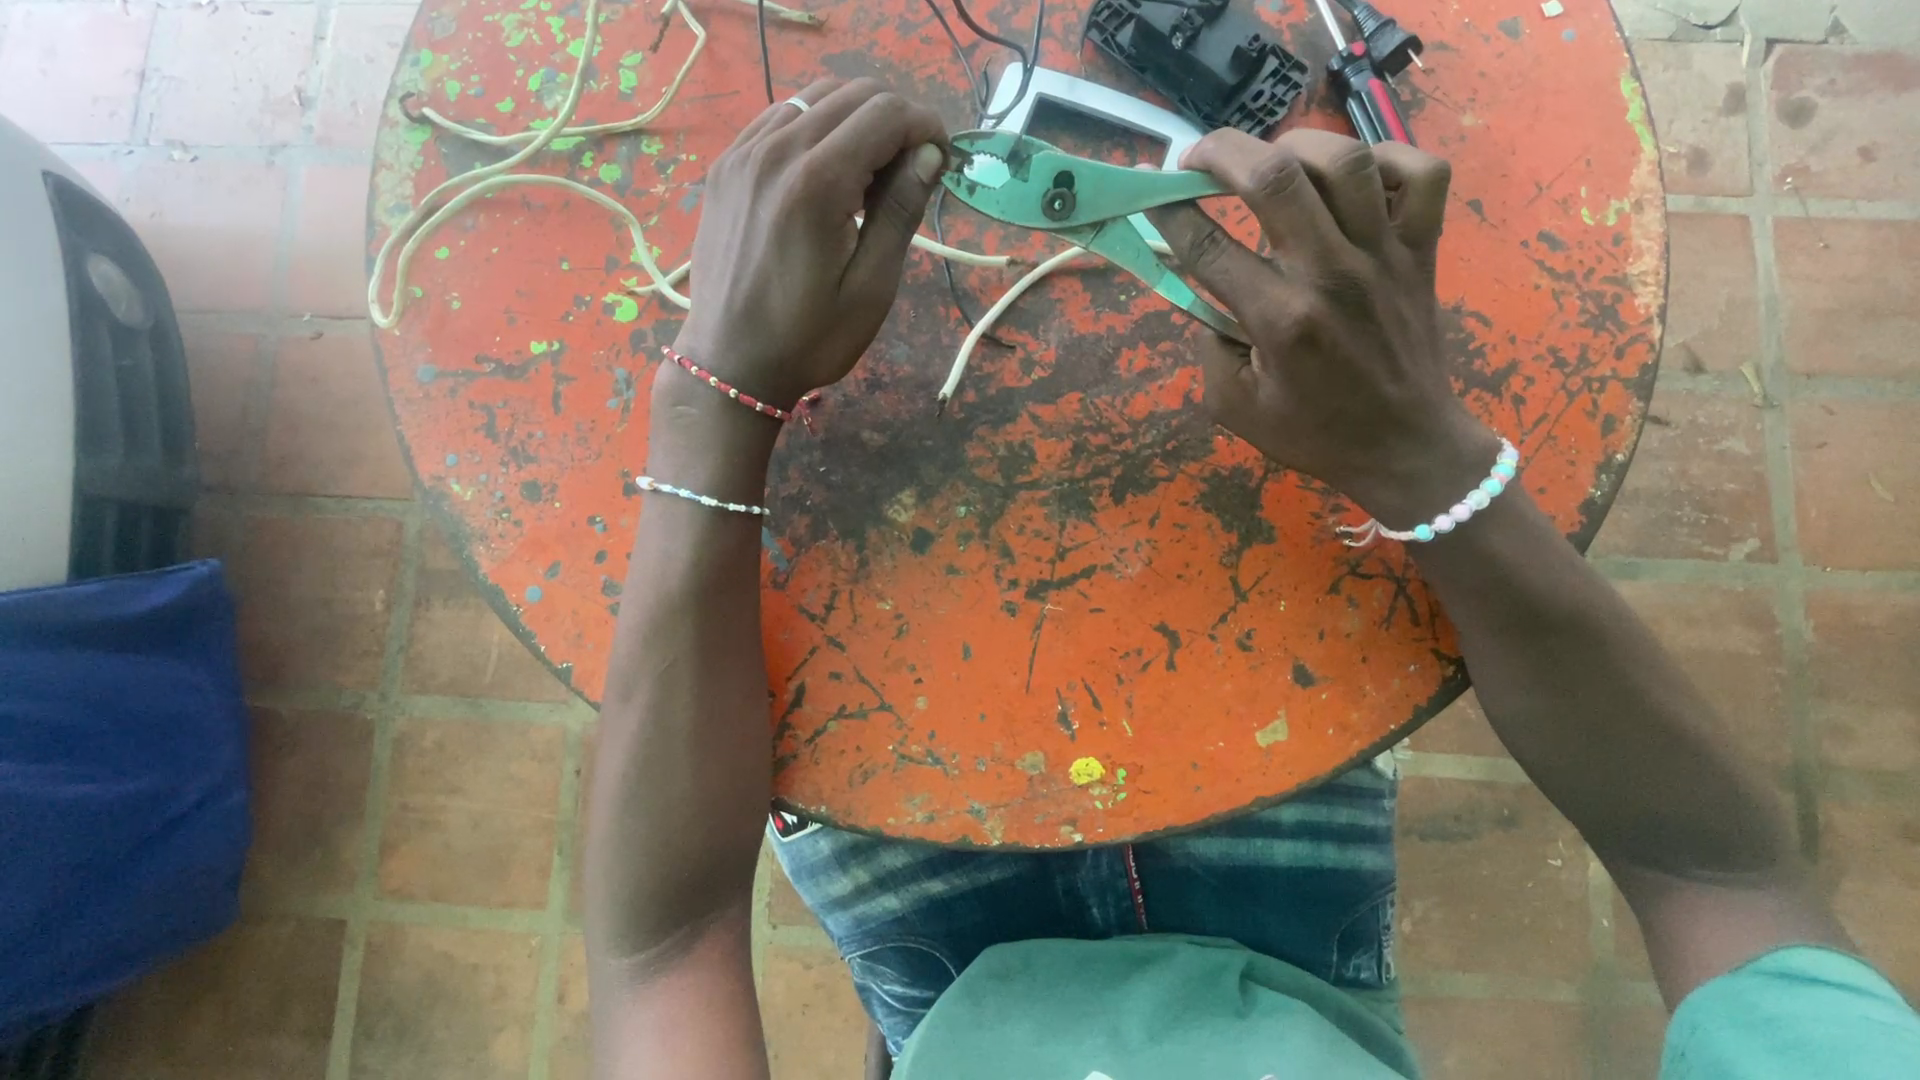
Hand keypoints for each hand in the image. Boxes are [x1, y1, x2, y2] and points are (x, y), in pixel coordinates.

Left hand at [672, 78, 948, 408]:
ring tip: (869, 174)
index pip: (887, 113)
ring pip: (815, 96)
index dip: (927, 127)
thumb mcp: (871, 288)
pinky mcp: (727, 165)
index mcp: (817, 182)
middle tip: (910, 171)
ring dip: (856, 119)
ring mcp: (744, 152)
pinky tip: (826, 172)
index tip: (942, 161)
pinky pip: (781, 117)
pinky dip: (815, 127)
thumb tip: (929, 154)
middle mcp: (776, 150)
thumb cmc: (809, 338)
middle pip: (853, 93)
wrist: (731, 363)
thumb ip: (900, 212)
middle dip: (896, 120)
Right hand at [1146, 129, 1500, 526]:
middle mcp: (1330, 274)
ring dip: (1294, 145)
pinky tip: (1350, 173)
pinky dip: (1385, 155)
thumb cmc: (1314, 433)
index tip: (1153, 197)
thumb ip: (1209, 348)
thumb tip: (1206, 292)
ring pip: (1344, 159)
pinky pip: (1420, 172)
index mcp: (1279, 320)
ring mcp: (1383, 255)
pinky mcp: (1421, 248)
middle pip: (1274, 178)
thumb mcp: (1234, 407)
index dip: (1171, 213)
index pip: (1210, 246)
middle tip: (1197, 158)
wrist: (1405, 446)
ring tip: (1268, 159)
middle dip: (1222, 152)